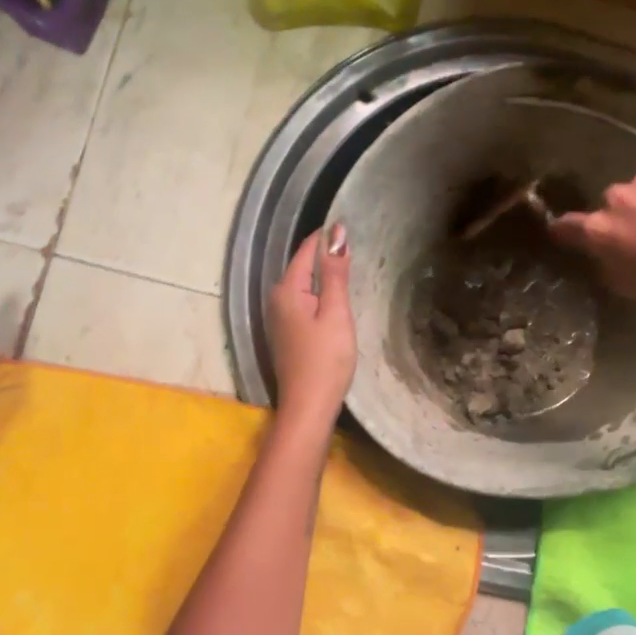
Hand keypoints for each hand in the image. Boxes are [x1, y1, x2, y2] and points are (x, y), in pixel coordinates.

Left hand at [266, 225, 354, 427]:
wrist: (308, 406)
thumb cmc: (326, 360)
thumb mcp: (336, 313)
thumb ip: (336, 273)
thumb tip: (336, 232)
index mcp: (287, 289)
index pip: (308, 250)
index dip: (329, 237)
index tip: (353, 227)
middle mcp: (277, 299)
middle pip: (304, 266)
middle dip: (327, 255)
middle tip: (359, 248)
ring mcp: (279, 317)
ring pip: (304, 285)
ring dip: (325, 277)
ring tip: (353, 270)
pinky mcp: (287, 333)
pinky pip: (304, 302)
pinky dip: (320, 296)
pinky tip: (338, 302)